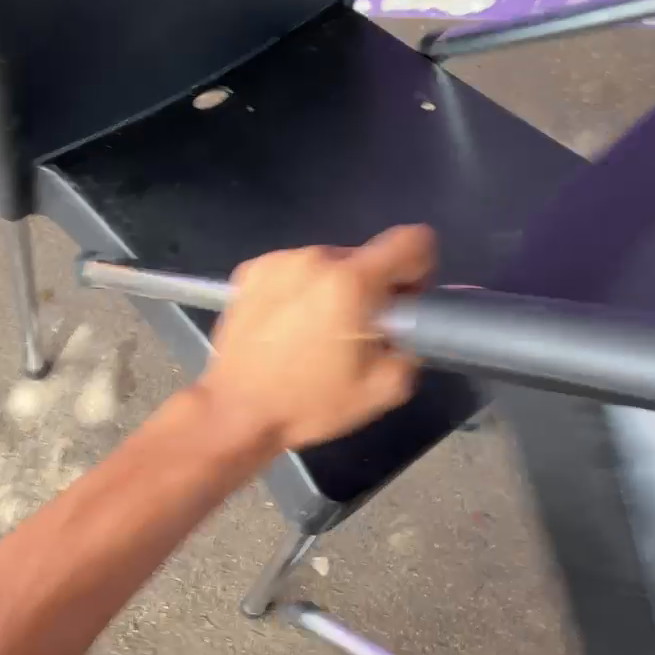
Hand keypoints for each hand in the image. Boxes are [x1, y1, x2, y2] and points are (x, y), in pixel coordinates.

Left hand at [197, 225, 433, 450]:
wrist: (235, 412)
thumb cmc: (309, 404)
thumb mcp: (383, 389)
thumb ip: (411, 347)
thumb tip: (403, 327)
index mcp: (351, 281)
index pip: (413, 241)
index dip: (419, 270)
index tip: (402, 304)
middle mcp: (315, 258)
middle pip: (366, 258)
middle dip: (370, 291)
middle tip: (354, 335)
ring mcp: (278, 261)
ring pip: (327, 265)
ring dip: (333, 291)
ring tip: (314, 336)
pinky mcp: (250, 272)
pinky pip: (293, 272)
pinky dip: (299, 292)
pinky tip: (285, 328)